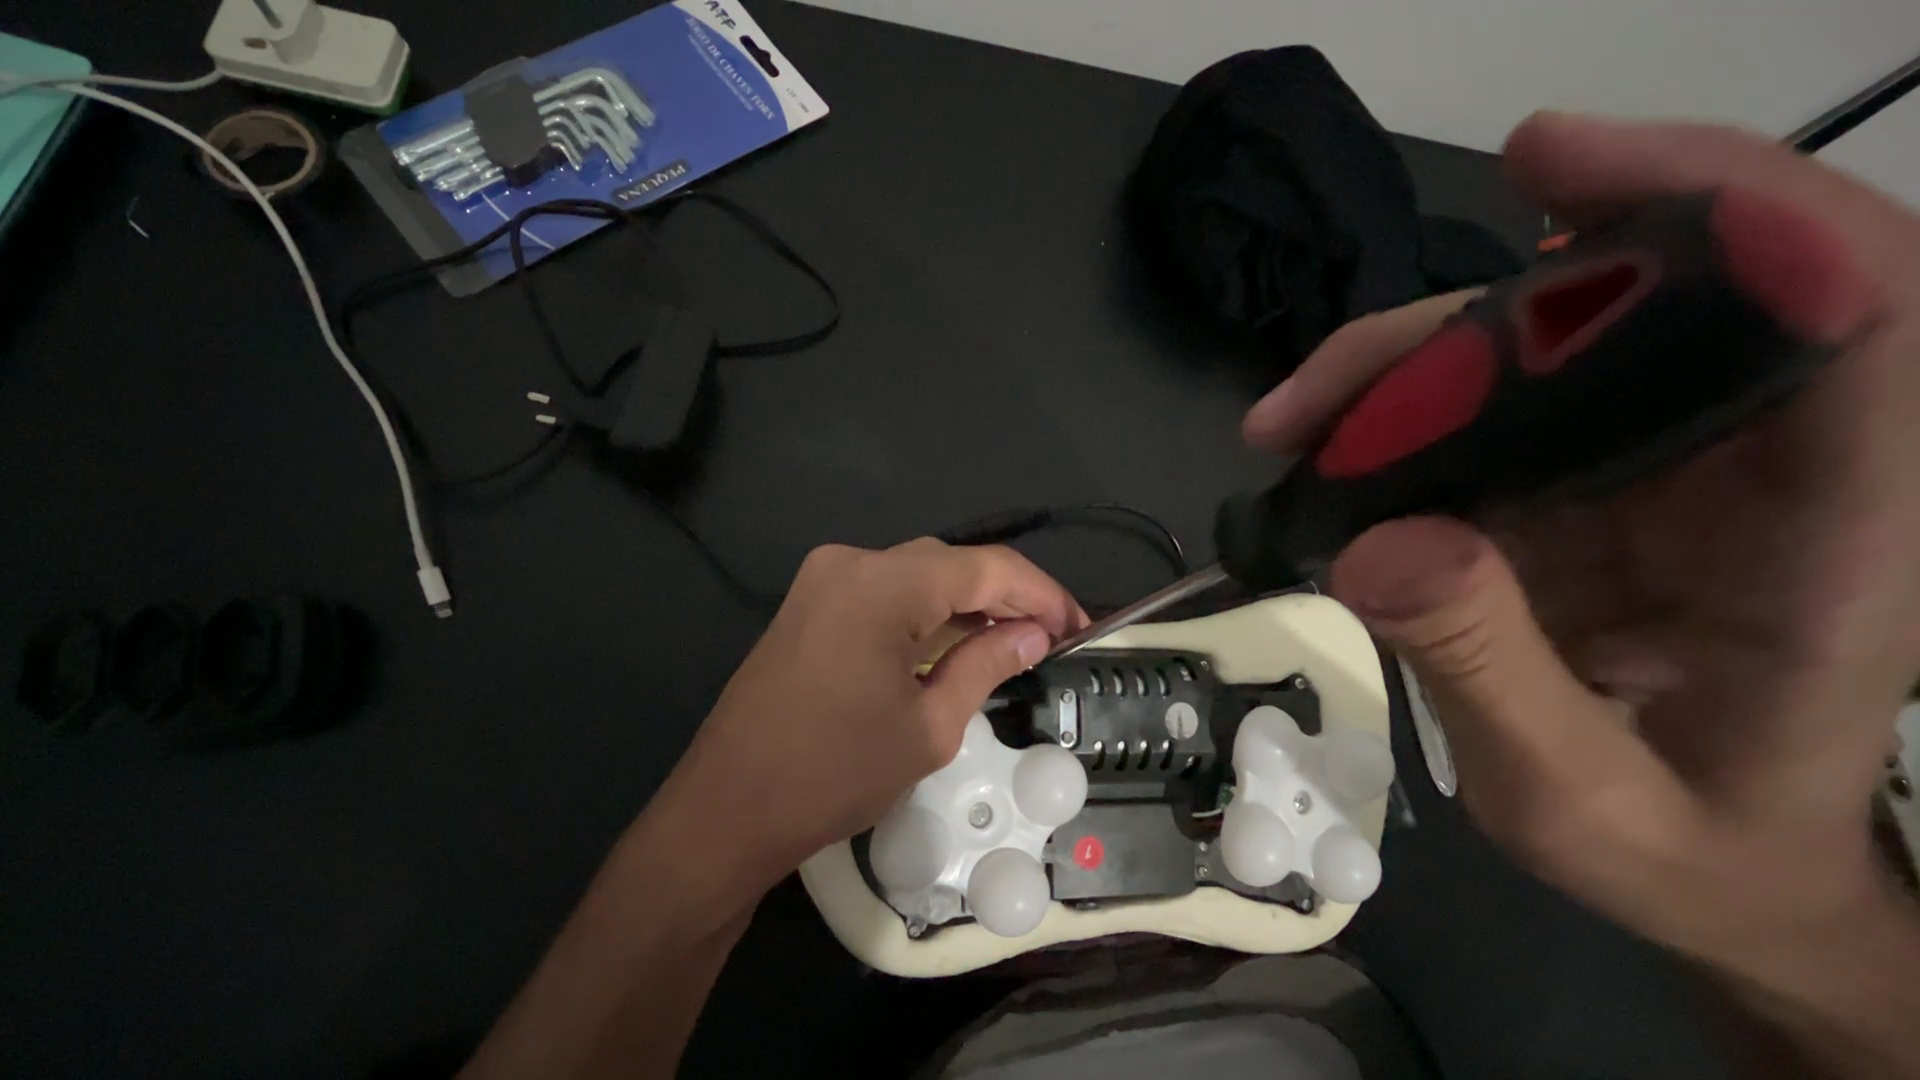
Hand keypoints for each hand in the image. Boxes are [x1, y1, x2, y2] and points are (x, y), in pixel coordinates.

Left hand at [675, 539, 1085, 878]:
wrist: (729, 809)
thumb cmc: (835, 774)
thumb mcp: (930, 727)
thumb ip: (987, 664)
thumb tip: (1034, 634)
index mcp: (883, 584)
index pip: (985, 567)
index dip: (1041, 593)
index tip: (1081, 625)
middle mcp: (851, 562)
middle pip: (949, 564)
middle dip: (1007, 598)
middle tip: (1054, 636)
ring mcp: (824, 581)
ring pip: (917, 577)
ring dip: (967, 606)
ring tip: (1018, 642)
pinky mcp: (810, 604)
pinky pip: (884, 595)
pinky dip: (926, 616)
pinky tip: (959, 643)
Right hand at [1243, 113, 1919, 990]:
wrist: (1718, 875)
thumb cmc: (1690, 851)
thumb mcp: (1579, 794)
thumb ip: (1487, 669)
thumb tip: (1375, 543)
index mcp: (1835, 533)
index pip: (1842, 304)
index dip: (1715, 199)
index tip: (1549, 162)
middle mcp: (1754, 467)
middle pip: (1621, 315)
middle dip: (1453, 327)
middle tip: (1311, 397)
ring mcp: (1659, 468)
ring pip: (1533, 355)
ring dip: (1399, 372)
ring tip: (1288, 432)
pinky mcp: (1584, 485)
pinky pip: (1487, 410)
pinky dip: (1394, 415)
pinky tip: (1323, 453)